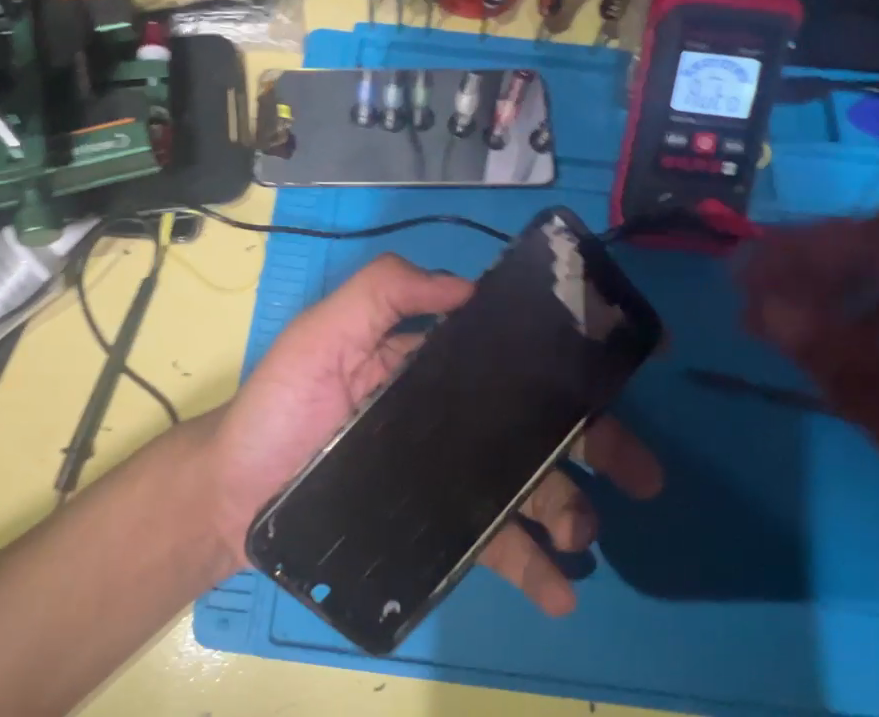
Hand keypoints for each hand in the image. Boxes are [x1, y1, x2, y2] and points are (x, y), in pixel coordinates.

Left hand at [207, 253, 662, 613]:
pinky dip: (528, 563)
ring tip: (581, 533)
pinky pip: (490, 539)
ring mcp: (446, 470)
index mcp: (433, 362)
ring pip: (525, 482)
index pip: (513, 350)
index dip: (571, 355)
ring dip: (567, 507)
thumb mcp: (323, 331)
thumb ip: (384, 292)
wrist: (236, 494)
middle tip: (642, 473)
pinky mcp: (434, 521)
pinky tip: (555, 589)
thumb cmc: (280, 405)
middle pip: (537, 421)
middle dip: (597, 442)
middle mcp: (451, 412)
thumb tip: (466, 288)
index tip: (630, 362)